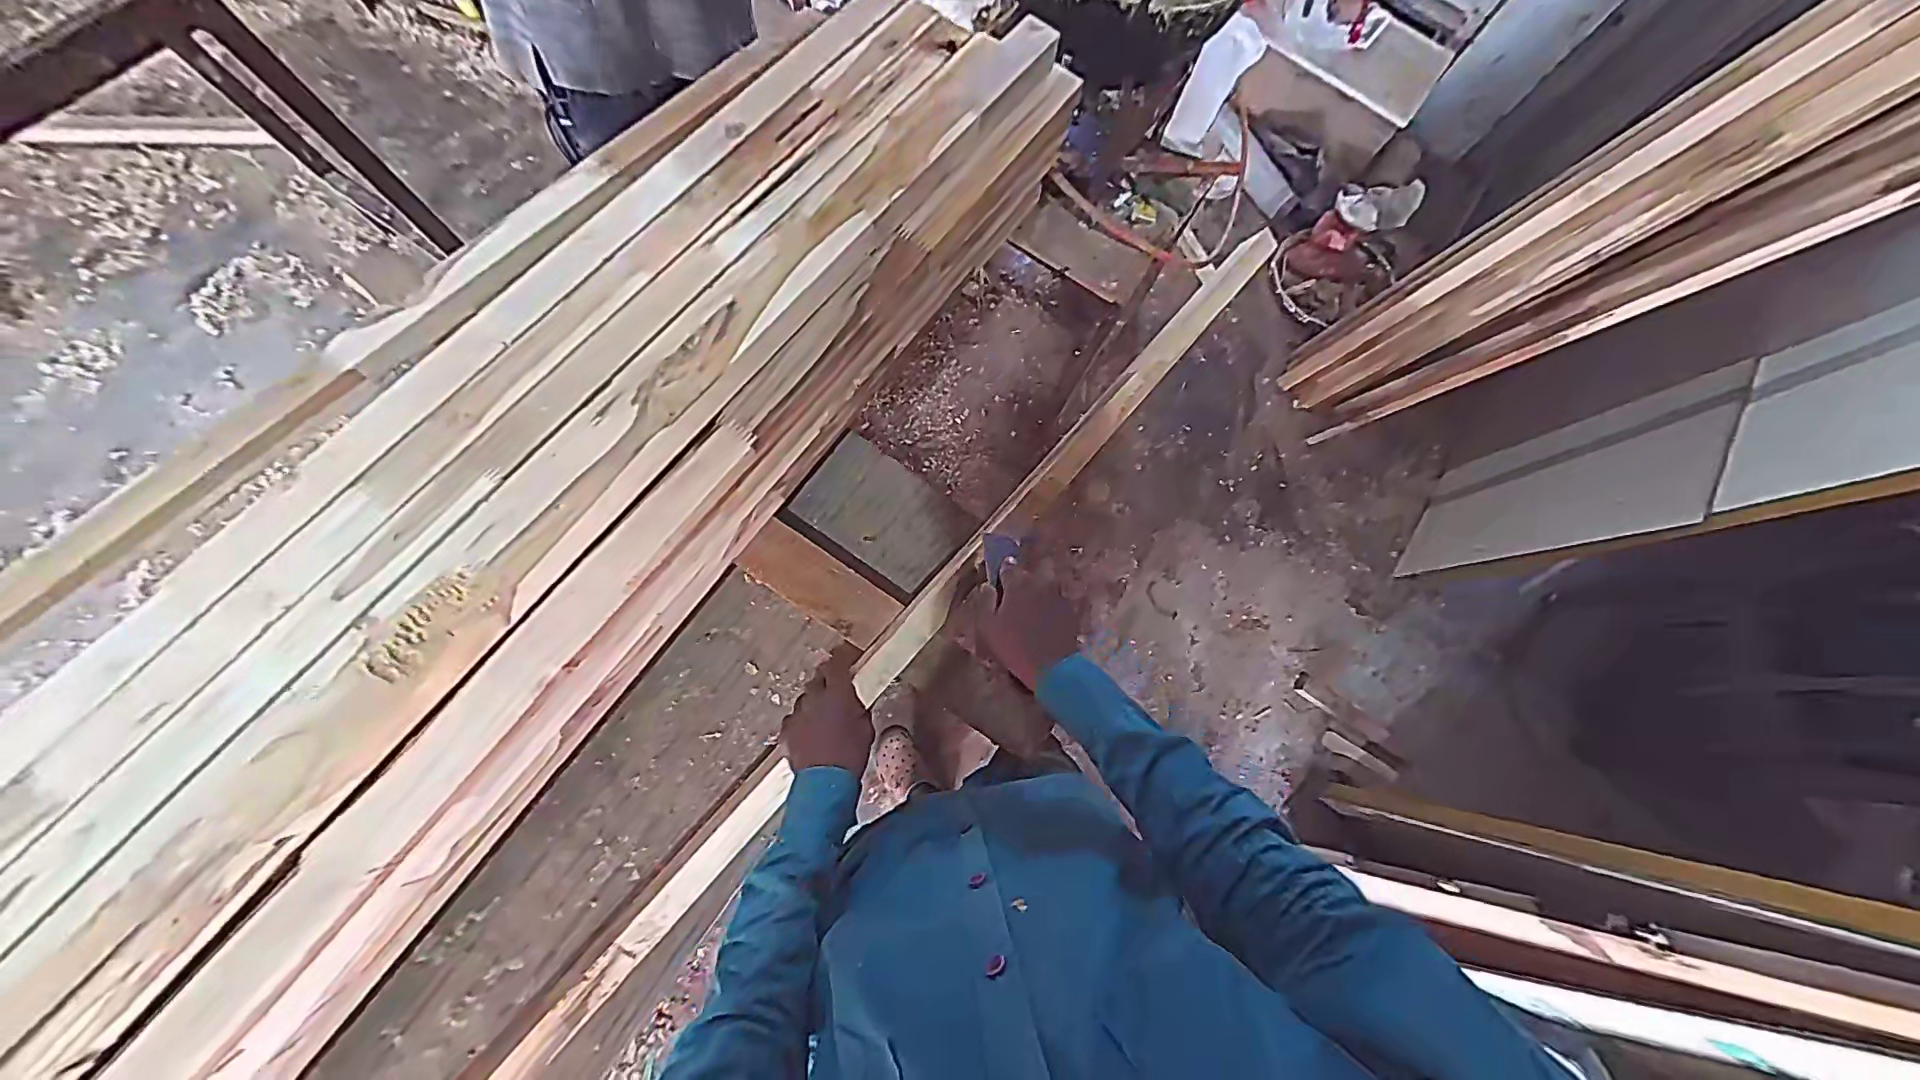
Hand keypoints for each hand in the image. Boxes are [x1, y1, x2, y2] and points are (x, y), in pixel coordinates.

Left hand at [781, 644, 872, 772]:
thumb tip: (856, 703)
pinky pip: (794, 719)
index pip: (836, 662)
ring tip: (825, 715)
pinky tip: (810, 732)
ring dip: (814, 702)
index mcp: (837, 693)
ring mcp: (797, 714)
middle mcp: (814, 698)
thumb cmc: (851, 755)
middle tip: (837, 685)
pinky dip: (802, 721)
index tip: (848, 654)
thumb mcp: (866, 727)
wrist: (825, 783)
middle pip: (817, 678)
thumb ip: (859, 708)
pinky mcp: (787, 732)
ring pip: (805, 699)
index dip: (842, 655)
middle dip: (827, 678)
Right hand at [971, 561, 1079, 691]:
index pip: (1008, 567)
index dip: (1002, 573)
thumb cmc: (1014, 646)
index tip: (998, 582)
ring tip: (1029, 612)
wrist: (1052, 667)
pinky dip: (1048, 608)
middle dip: (1022, 582)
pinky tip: (1043, 623)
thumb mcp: (987, 626)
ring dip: (1037, 594)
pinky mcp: (1070, 611)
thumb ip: (985, 601)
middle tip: (1014, 599)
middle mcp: (1040, 583)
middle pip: (1029, 574)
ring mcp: (1057, 596)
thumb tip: (987, 586)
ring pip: (1044, 587)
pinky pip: (1055, 602)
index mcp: (1018, 584)